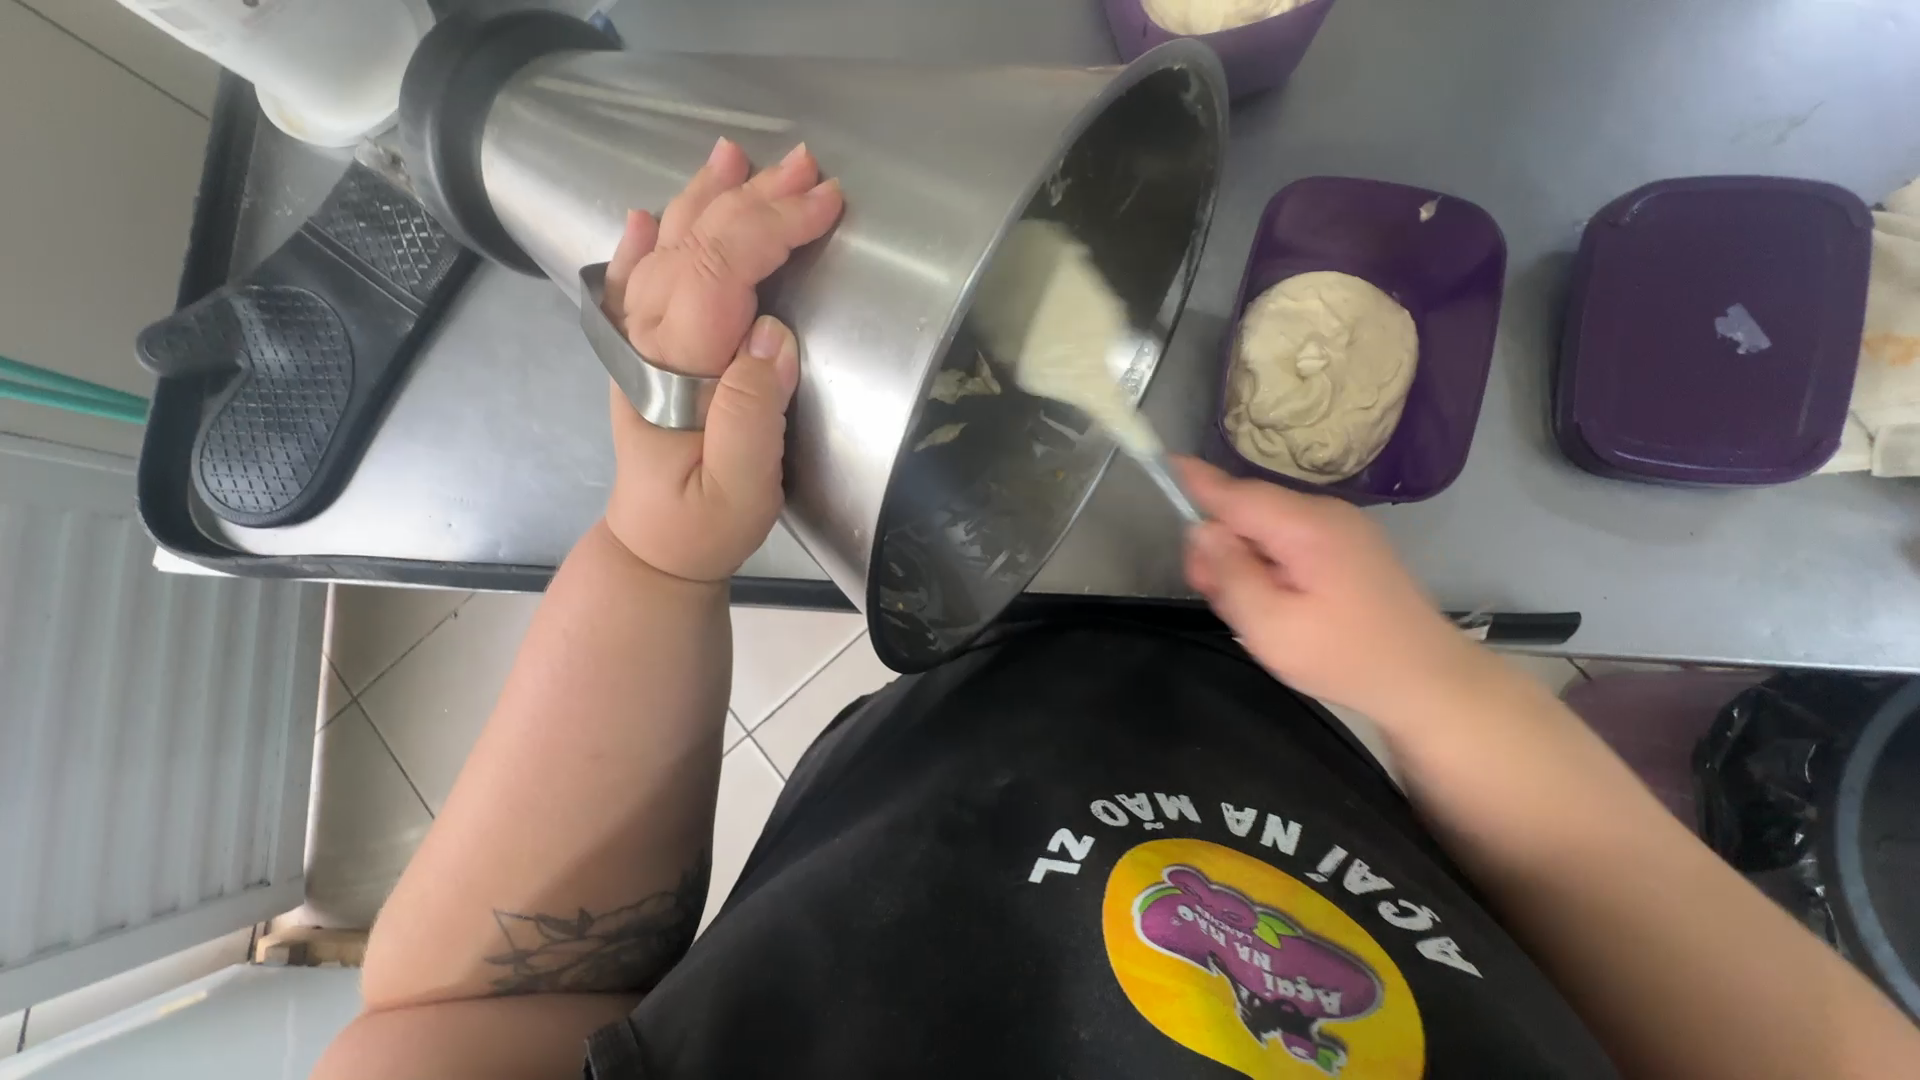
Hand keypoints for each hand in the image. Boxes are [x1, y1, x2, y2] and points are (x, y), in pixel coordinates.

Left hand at [599, 138, 843, 582]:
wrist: (653, 548)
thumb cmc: (703, 524)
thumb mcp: (742, 488)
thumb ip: (751, 414)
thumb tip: (772, 336)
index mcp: (675, 368)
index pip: (721, 271)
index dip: (773, 228)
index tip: (827, 205)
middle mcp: (647, 341)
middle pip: (695, 245)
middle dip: (754, 200)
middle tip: (807, 169)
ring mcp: (636, 343)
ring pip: (666, 250)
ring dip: (706, 199)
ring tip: (737, 156)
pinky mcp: (639, 354)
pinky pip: (633, 284)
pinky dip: (643, 243)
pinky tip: (647, 216)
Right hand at [1179, 458, 1494, 717]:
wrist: (1426, 681)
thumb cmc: (1344, 657)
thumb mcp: (1271, 626)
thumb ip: (1230, 575)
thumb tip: (1202, 531)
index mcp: (1306, 528)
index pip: (1237, 493)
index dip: (1196, 481)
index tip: (1164, 464)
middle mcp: (1325, 515)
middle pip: (1248, 511)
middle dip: (1221, 547)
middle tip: (1219, 598)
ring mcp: (1341, 528)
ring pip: (1266, 529)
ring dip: (1245, 562)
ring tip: (1254, 613)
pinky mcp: (1349, 546)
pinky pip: (1289, 541)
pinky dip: (1269, 565)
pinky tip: (1278, 605)